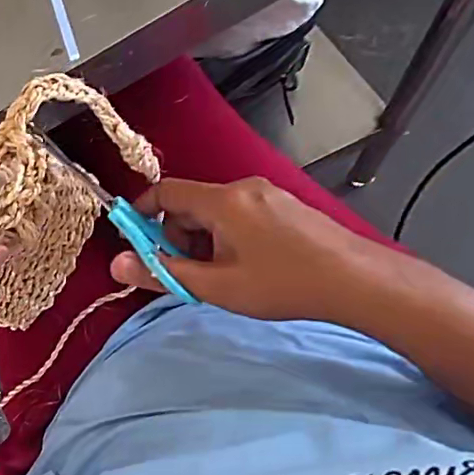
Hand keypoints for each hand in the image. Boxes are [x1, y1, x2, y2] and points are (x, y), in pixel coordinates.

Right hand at [109, 177, 420, 328]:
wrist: (356, 281)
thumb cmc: (283, 284)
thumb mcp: (216, 286)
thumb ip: (164, 273)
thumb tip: (117, 264)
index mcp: (222, 201)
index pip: (165, 192)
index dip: (141, 213)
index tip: (136, 241)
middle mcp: (242, 188)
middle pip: (190, 204)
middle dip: (179, 237)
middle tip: (191, 273)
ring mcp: (267, 193)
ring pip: (215, 212)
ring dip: (205, 240)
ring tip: (224, 276)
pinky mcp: (284, 204)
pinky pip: (239, 214)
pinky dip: (228, 237)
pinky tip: (248, 266)